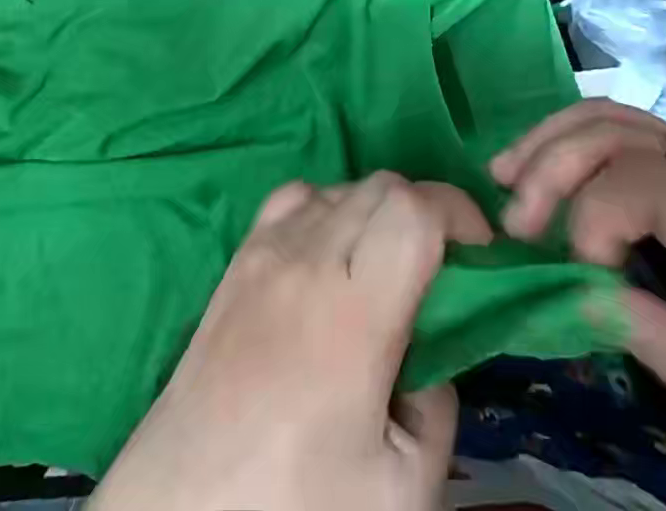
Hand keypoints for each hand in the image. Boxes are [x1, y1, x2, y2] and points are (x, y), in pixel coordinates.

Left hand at [89, 172, 491, 510]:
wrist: (184, 502)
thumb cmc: (295, 500)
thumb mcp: (402, 483)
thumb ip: (437, 402)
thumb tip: (432, 350)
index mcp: (352, 310)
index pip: (413, 209)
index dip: (460, 213)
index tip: (481, 255)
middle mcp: (304, 260)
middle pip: (380, 186)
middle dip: (428, 210)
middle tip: (446, 267)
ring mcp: (262, 254)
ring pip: (337, 188)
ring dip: (376, 208)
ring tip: (389, 263)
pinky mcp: (235, 263)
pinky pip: (290, 201)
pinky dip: (326, 208)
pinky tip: (330, 255)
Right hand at [491, 99, 665, 510]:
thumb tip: (574, 291)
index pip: (648, 185)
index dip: (591, 220)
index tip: (578, 280)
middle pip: (619, 133)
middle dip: (551, 170)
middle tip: (513, 229)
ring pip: (611, 118)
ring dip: (548, 143)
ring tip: (503, 182)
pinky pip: (617, 135)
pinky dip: (564, 144)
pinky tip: (535, 174)